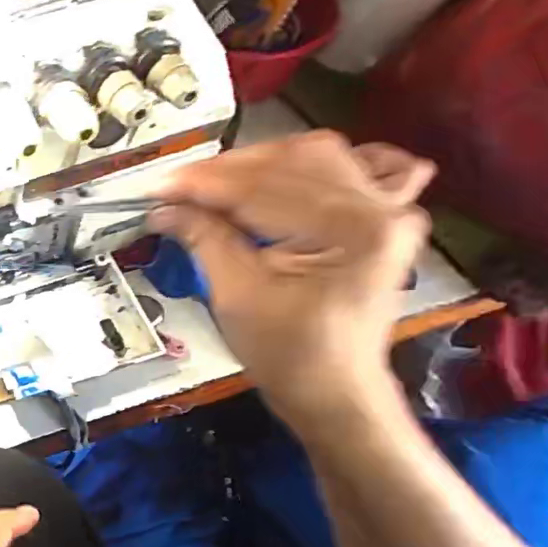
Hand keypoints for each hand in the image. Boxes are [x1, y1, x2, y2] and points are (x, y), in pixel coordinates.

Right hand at [144, 132, 434, 429]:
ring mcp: (391, 208)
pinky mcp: (385, 216)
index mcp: (351, 230)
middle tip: (177, 187)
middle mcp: (382, 206)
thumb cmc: (285, 354)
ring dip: (261, 164)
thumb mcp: (236, 296)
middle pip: (295, 160)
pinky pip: (361, 168)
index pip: (263, 189)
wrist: (333, 389)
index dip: (203, 185)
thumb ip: (205, 239)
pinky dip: (320, 166)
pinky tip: (291, 176)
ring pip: (319, 157)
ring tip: (214, 184)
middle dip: (228, 170)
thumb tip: (163, 207)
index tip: (155, 188)